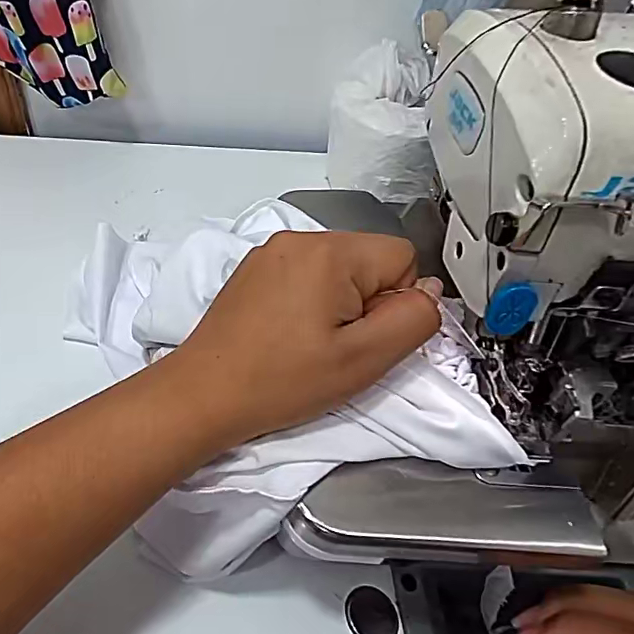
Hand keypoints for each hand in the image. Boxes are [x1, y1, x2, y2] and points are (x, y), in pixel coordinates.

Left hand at [166, 231, 439, 447]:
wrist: (204, 394)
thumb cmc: (281, 381)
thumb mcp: (363, 360)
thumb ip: (413, 320)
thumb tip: (429, 292)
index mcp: (328, 251)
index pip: (403, 258)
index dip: (397, 302)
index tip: (364, 338)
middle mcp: (297, 238)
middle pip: (368, 261)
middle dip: (367, 302)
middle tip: (336, 346)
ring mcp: (270, 252)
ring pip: (337, 270)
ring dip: (338, 303)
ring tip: (309, 344)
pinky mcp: (252, 270)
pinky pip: (303, 275)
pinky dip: (307, 302)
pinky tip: (286, 335)